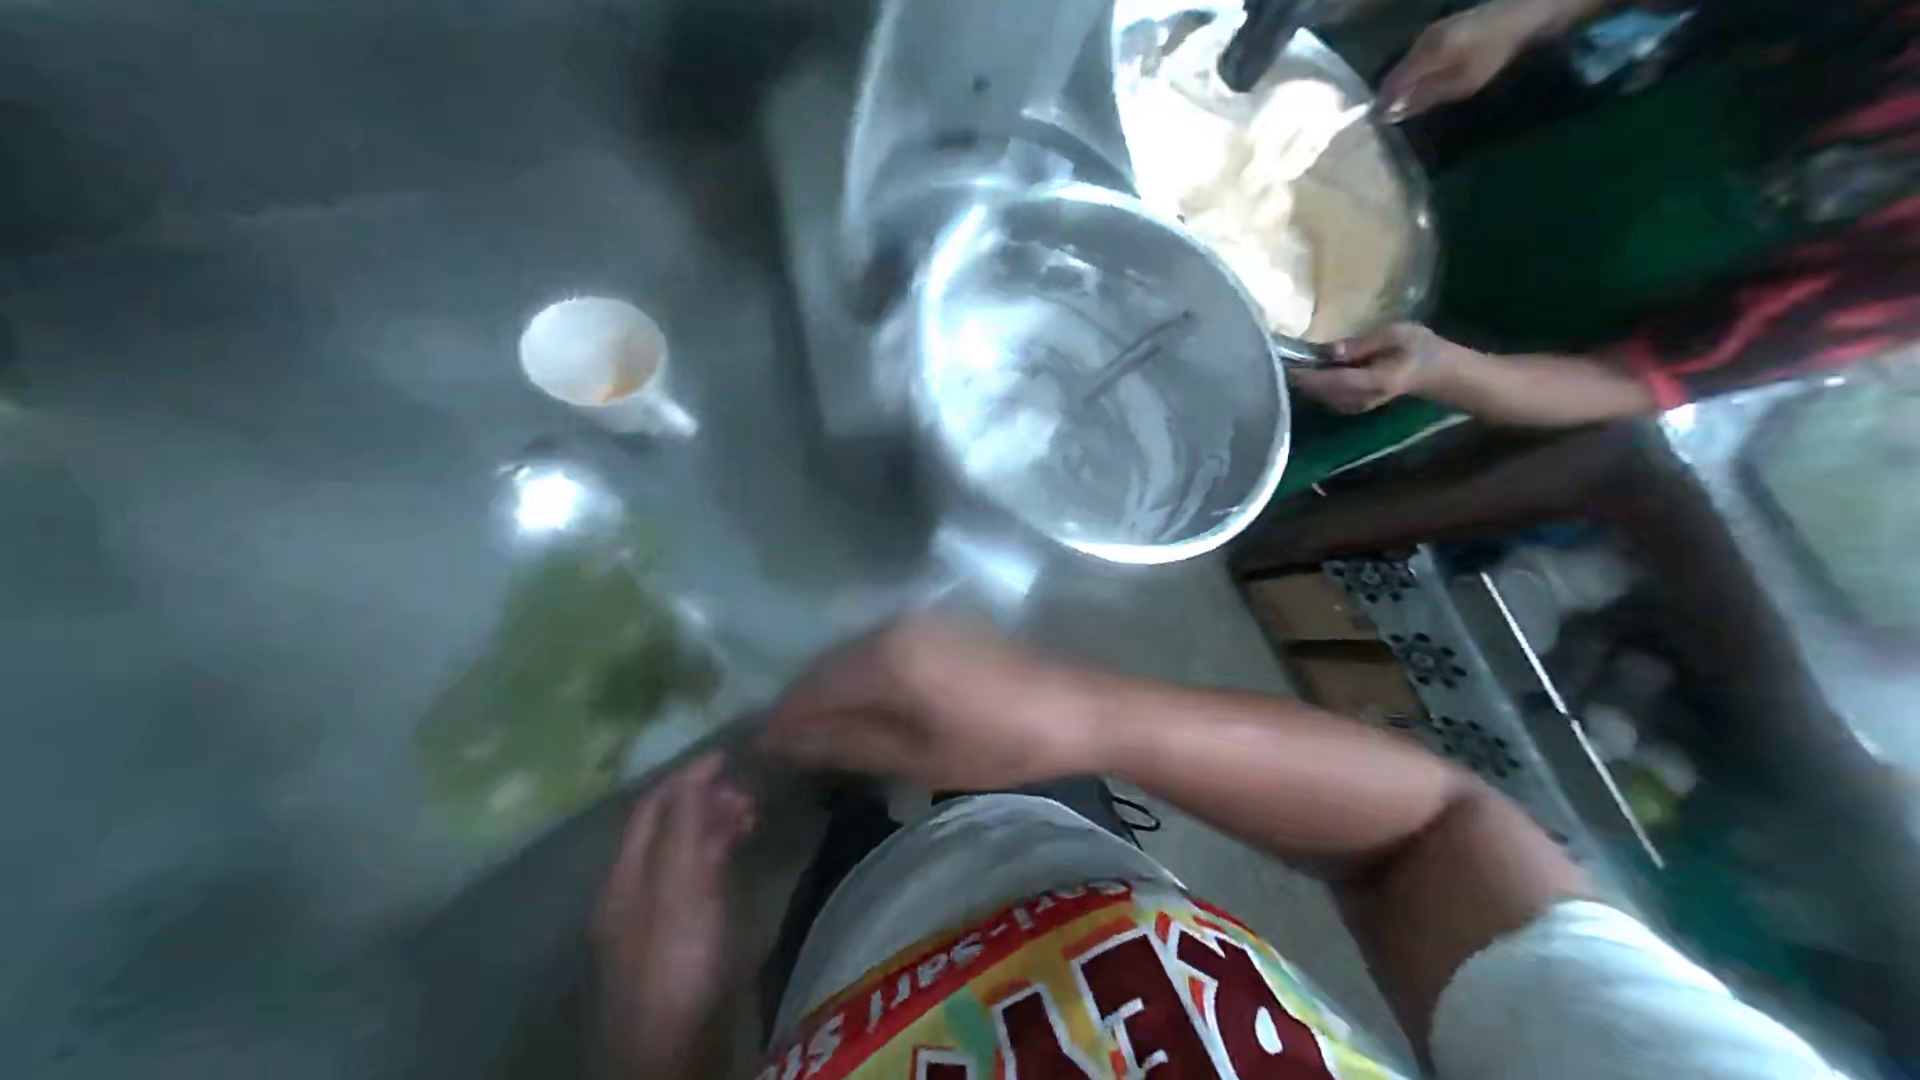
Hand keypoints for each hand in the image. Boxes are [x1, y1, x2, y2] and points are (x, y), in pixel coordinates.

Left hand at [594, 756, 754, 1077]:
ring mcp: (656, 918)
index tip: (729, 758)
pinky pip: (697, 878)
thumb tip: (693, 778)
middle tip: (750, 796)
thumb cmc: (680, 963)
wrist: (676, 1055)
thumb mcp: (682, 888)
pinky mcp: (680, 940)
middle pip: (668, 828)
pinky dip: (719, 855)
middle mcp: (634, 891)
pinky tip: (742, 857)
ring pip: (684, 852)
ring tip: (753, 819)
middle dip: (707, 800)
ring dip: (715, 825)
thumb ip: (684, 830)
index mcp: (627, 876)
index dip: (689, 776)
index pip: (654, 807)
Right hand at [760, 618, 1101, 790]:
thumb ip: (849, 743)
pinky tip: (868, 706)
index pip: (813, 687)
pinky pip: (883, 646)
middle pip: (830, 665)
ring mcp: (922, 619)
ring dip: (835, 691)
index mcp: (887, 657)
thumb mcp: (920, 757)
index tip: (762, 753)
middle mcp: (895, 625)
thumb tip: (788, 741)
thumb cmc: (1000, 744)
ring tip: (823, 734)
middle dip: (806, 705)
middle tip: (790, 749)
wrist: (1077, 709)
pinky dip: (865, 677)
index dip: (785, 720)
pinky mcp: (942, 624)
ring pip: (855, 654)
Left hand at [1290, 322, 1475, 413]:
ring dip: (1302, 383)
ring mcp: (1354, 407)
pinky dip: (1311, 387)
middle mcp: (1360, 399)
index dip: (1307, 374)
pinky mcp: (1350, 408)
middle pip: (1320, 392)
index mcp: (1374, 381)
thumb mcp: (1399, 334)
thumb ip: (1365, 343)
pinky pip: (1324, 399)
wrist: (1433, 373)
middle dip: (1298, 378)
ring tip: (1287, 363)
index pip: (1333, 381)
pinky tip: (1303, 372)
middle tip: (1278, 359)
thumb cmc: (1418, 347)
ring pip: (1318, 398)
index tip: (1285, 362)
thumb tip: (1332, 351)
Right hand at [1381, 0, 1590, 119]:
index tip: (1377, 124)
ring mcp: (1433, 31)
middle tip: (1388, 116)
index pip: (1390, 84)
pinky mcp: (1444, 28)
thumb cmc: (1496, 51)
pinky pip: (1418, 56)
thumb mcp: (1461, 84)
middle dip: (1389, 95)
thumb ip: (1425, 97)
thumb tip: (1394, 112)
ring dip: (1402, 84)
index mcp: (1425, 54)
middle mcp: (1422, 40)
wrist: (1530, 12)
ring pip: (1406, 65)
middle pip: (1395, 73)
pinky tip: (1420, 83)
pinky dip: (1414, 73)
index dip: (1381, 105)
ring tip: (1403, 103)